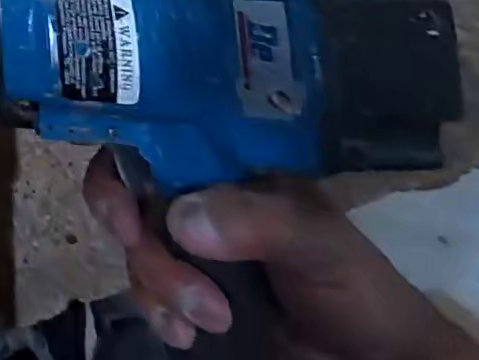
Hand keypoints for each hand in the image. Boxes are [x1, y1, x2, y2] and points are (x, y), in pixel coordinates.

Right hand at [82, 149, 478, 358]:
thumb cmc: (355, 288)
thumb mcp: (314, 239)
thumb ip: (253, 218)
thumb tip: (178, 218)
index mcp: (223, 168)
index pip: (156, 142)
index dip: (123, 166)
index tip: (124, 213)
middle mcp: (196, 199)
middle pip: (132, 197)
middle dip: (139, 237)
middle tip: (162, 268)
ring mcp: (189, 251)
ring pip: (135, 248)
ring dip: (158, 283)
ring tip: (212, 322)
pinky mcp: (186, 299)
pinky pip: (146, 294)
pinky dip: (156, 312)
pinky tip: (185, 336)